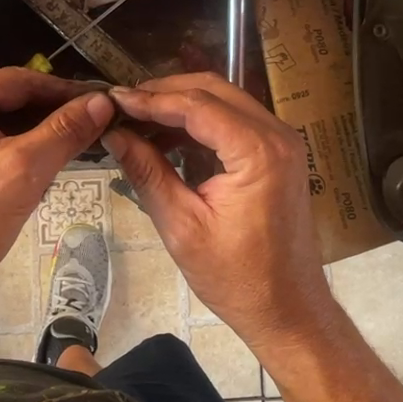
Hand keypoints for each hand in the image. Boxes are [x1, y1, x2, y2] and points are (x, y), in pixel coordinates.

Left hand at [0, 69, 113, 317]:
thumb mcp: (24, 167)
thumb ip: (65, 131)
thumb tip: (102, 102)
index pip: (20, 80)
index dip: (64, 89)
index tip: (103, 100)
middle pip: (15, 102)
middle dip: (57, 114)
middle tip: (102, 123)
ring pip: (12, 128)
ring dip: (46, 136)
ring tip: (89, 143)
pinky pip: (2, 150)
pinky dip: (30, 156)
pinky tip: (59, 165)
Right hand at [102, 74, 334, 350]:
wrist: (289, 311)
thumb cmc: (237, 278)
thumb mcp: (181, 226)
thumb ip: (147, 172)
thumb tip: (113, 135)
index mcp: (258, 151)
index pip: (196, 104)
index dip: (151, 99)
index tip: (114, 100)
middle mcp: (277, 135)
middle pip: (213, 90)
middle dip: (164, 92)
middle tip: (123, 105)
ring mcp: (282, 142)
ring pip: (224, 100)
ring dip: (181, 105)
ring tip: (137, 120)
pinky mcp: (279, 154)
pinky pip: (235, 120)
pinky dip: (200, 122)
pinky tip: (167, 138)